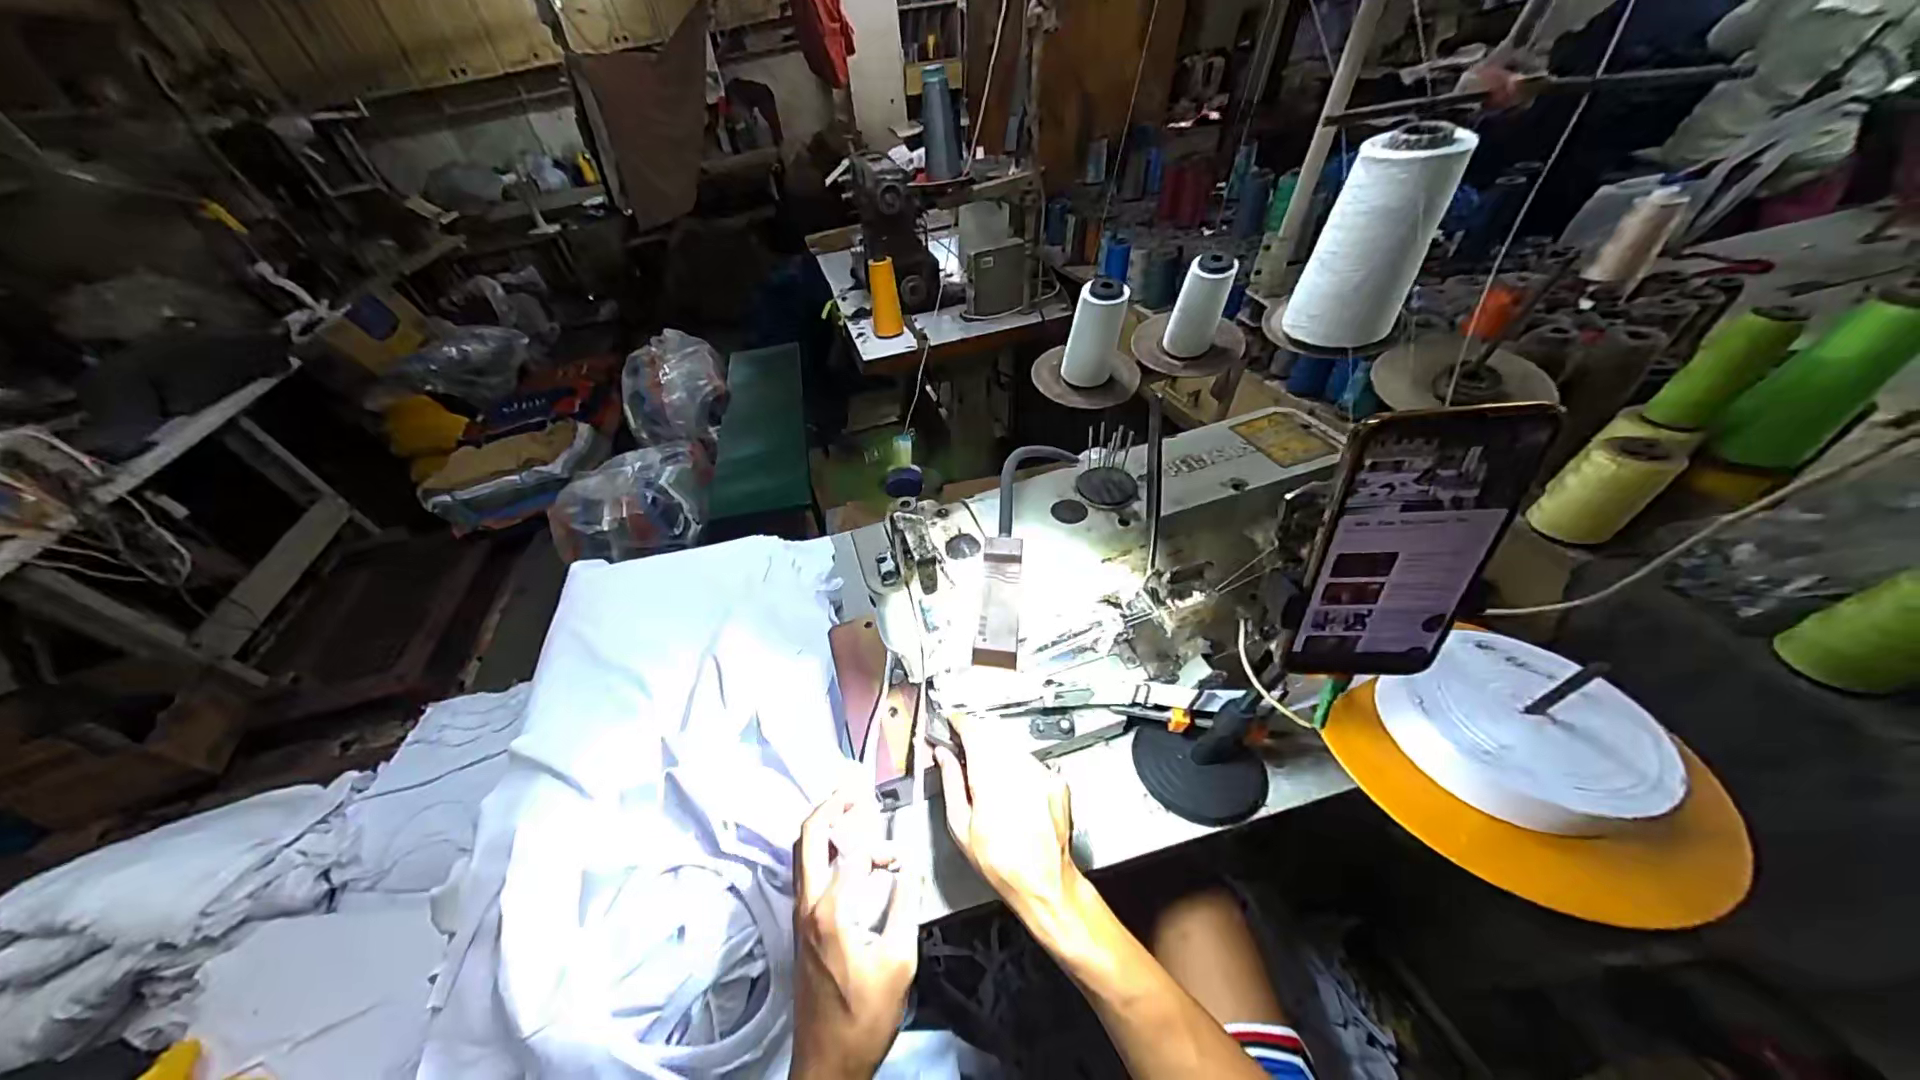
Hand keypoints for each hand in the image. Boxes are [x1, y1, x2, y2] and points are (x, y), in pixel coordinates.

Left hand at [791, 790, 919, 1079]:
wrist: (826, 1062)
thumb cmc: (864, 1017)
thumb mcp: (899, 961)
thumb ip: (904, 904)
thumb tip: (906, 866)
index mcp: (830, 911)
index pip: (852, 851)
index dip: (881, 846)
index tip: (901, 857)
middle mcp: (807, 904)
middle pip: (809, 835)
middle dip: (832, 803)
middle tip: (857, 786)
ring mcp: (799, 914)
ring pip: (803, 850)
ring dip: (826, 821)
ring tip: (852, 804)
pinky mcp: (801, 924)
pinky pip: (807, 869)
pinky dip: (824, 845)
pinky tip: (845, 846)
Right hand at [933, 711, 1078, 919]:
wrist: (1045, 882)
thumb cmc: (1003, 865)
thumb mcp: (962, 827)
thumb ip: (951, 782)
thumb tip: (943, 756)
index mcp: (991, 780)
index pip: (974, 731)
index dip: (960, 722)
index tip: (952, 721)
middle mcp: (1019, 771)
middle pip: (994, 734)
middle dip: (977, 737)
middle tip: (964, 751)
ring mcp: (1041, 774)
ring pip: (1013, 745)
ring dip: (998, 751)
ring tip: (989, 778)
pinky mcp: (1056, 780)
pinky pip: (1031, 760)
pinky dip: (1018, 766)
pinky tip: (1012, 790)